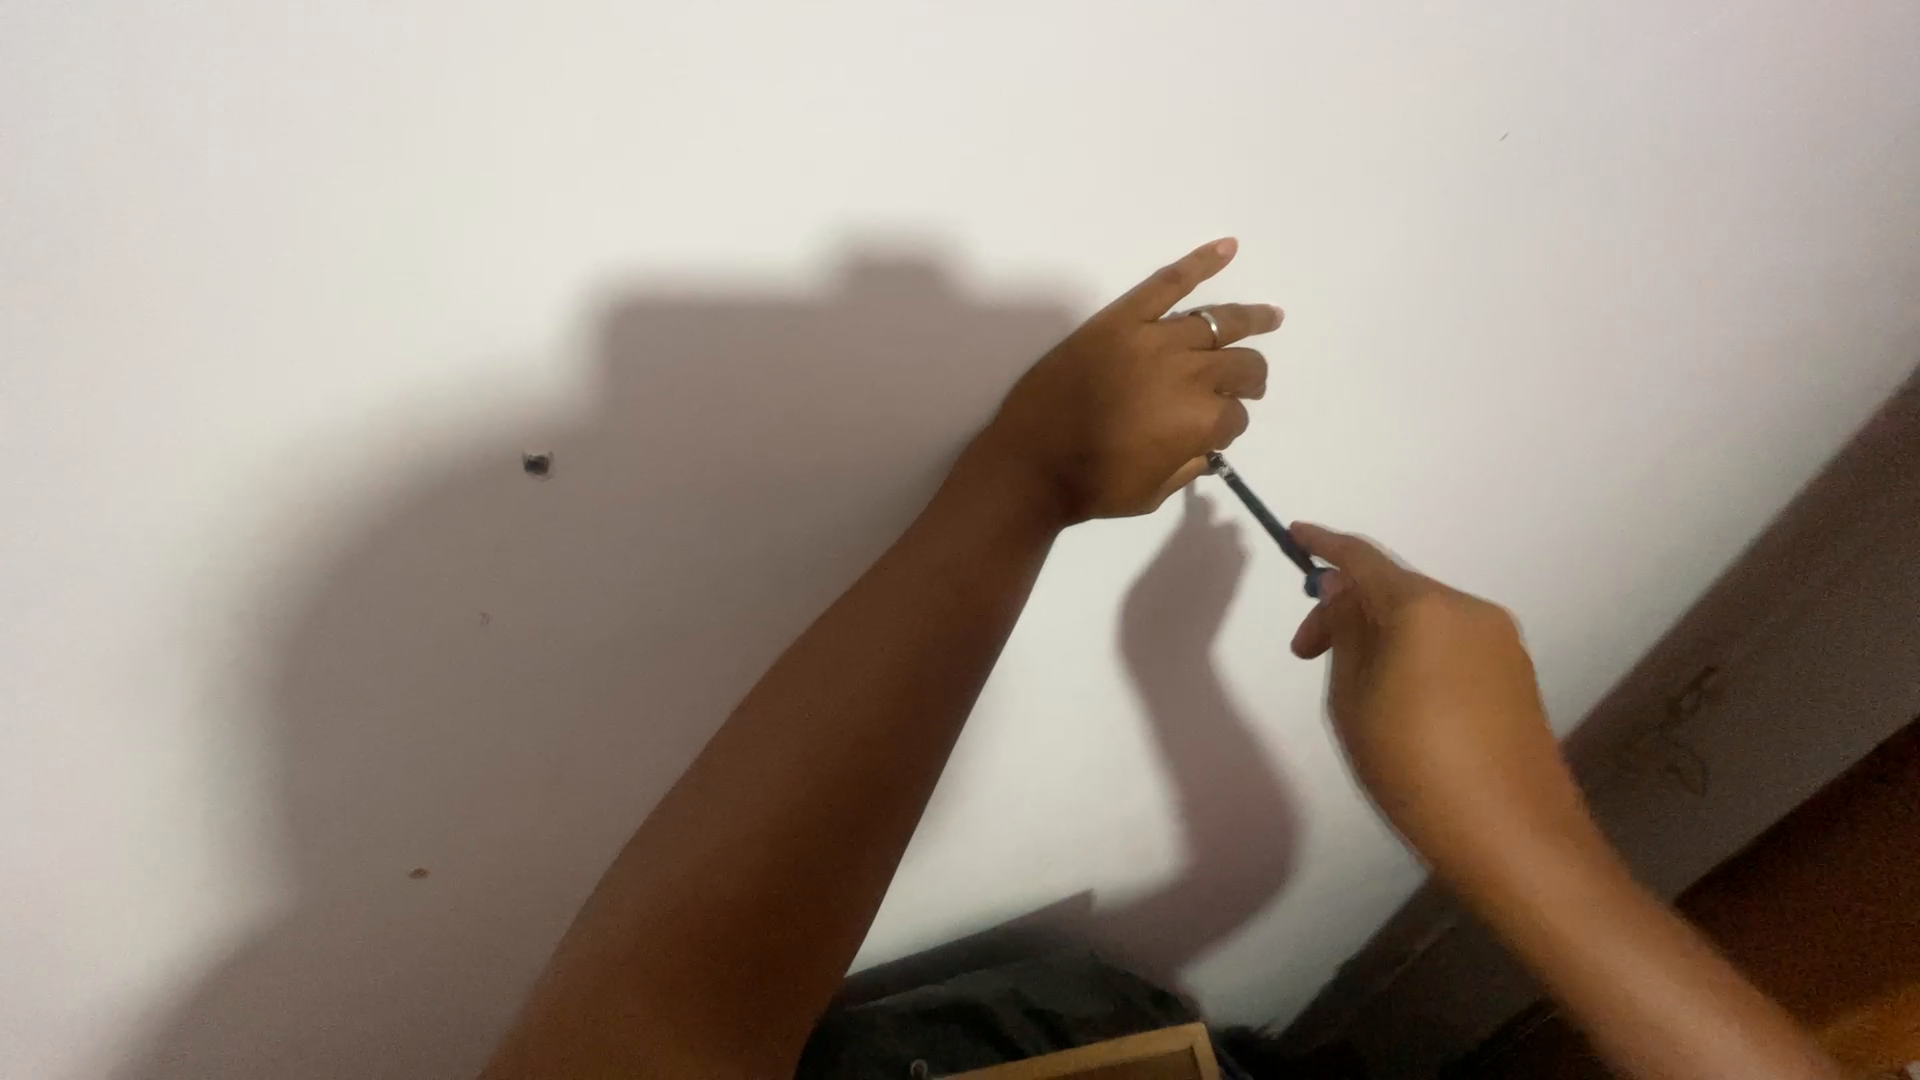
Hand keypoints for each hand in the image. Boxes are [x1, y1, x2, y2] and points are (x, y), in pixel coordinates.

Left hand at [969, 239, 1281, 522]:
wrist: (1030, 464)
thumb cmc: (1092, 487)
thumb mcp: (1153, 494)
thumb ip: (1187, 467)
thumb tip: (1206, 448)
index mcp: (1201, 421)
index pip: (1235, 417)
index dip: (1228, 427)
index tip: (1214, 432)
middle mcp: (1189, 373)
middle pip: (1239, 365)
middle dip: (1248, 379)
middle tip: (1247, 384)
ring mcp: (1153, 339)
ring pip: (1216, 322)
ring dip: (1249, 320)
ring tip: (1271, 318)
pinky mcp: (1120, 320)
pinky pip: (1166, 283)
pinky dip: (1200, 263)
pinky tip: (1228, 248)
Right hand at [1288, 523, 1580, 867]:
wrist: (1512, 837)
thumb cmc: (1410, 761)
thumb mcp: (1351, 695)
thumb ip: (1344, 631)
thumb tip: (1340, 588)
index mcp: (1423, 608)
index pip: (1362, 558)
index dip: (1323, 544)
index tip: (1294, 534)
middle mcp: (1468, 610)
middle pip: (1392, 588)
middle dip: (1344, 608)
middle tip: (1307, 653)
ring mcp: (1499, 642)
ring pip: (1420, 615)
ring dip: (1377, 632)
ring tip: (1350, 683)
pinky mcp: (1514, 674)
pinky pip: (1448, 641)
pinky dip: (1410, 650)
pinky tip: (1396, 696)